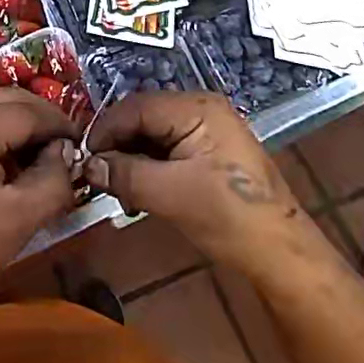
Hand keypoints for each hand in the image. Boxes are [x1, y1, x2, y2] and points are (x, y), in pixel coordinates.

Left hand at [0, 88, 77, 326]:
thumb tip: (67, 155)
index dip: (64, 129)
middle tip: (65, 154)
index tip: (85, 152)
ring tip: (37, 159)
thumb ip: (54, 181)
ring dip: (17, 123)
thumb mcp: (17, 222)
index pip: (32, 111)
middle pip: (10, 98)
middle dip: (42, 121)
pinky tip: (1, 161)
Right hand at [85, 91, 334, 281]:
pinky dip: (146, 168)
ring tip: (114, 189)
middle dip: (116, 146)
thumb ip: (124, 174)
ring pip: (151, 135)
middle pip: (142, 118)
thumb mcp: (169, 195)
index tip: (83, 159)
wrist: (281, 255)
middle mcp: (200, 110)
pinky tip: (135, 193)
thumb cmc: (229, 218)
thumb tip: (87, 165)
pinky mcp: (206, 153)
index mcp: (196, 108)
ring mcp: (205, 131)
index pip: (135, 107)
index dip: (105, 131)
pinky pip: (165, 150)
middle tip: (95, 176)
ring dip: (129, 160)